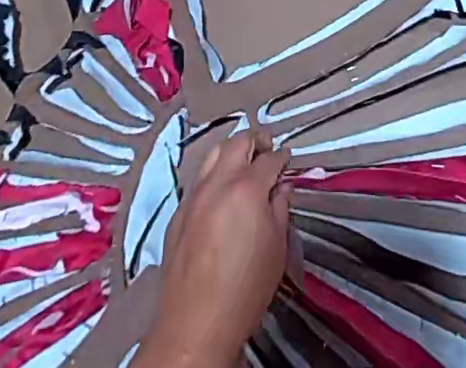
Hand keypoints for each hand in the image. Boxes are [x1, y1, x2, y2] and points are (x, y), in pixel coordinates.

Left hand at [142, 132, 290, 365]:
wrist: (196, 323)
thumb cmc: (246, 288)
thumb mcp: (277, 247)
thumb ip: (280, 208)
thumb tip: (280, 188)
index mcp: (247, 189)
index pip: (269, 159)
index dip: (281, 156)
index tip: (287, 159)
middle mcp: (218, 183)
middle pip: (237, 143)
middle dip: (256, 142)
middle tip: (267, 150)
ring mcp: (194, 196)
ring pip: (212, 154)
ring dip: (231, 152)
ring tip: (243, 163)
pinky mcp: (178, 213)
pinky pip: (198, 180)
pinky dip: (213, 175)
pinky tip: (221, 192)